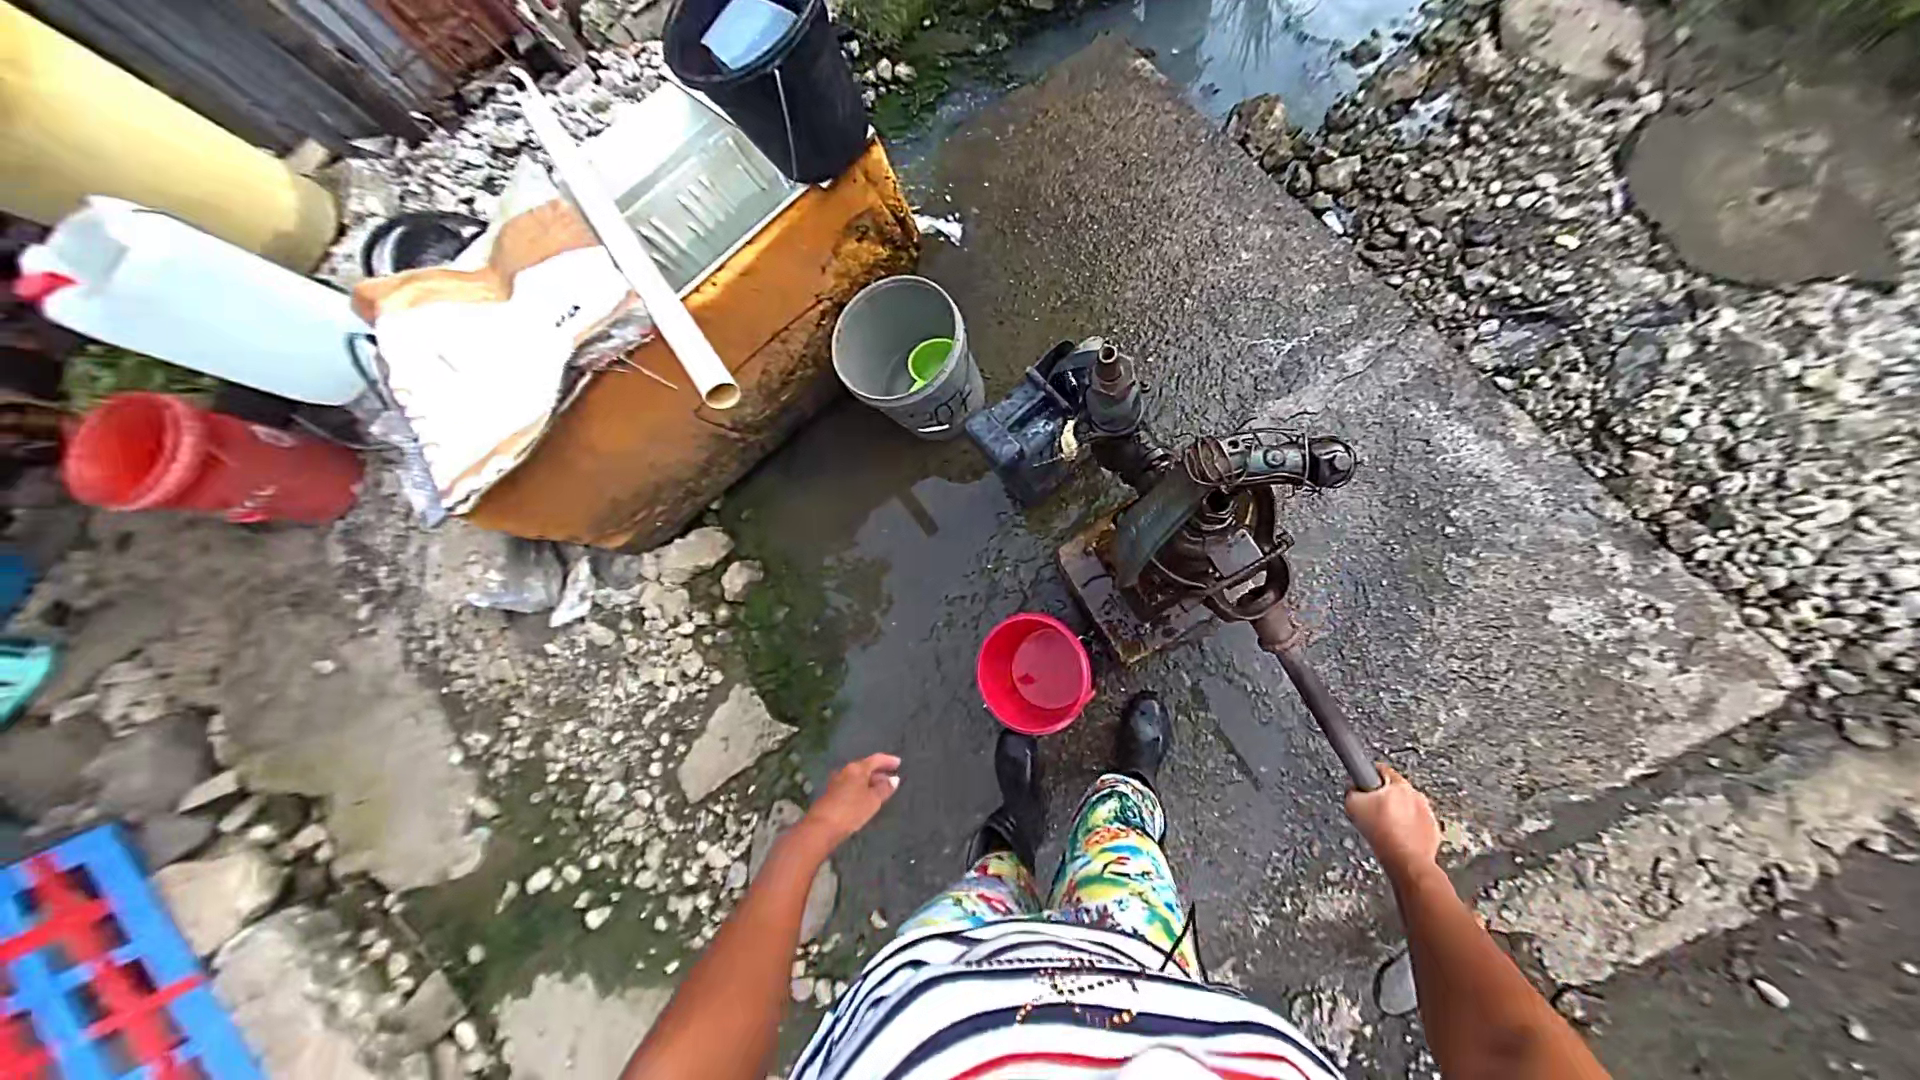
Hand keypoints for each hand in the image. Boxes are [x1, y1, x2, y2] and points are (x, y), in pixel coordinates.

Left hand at [801, 753, 901, 846]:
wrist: (821, 827)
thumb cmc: (851, 810)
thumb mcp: (873, 800)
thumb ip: (884, 789)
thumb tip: (894, 779)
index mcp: (857, 768)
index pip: (876, 759)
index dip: (888, 760)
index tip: (899, 763)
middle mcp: (846, 771)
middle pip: (865, 767)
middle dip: (879, 772)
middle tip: (891, 778)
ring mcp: (837, 781)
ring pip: (857, 777)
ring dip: (869, 781)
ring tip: (881, 789)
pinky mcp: (831, 793)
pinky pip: (851, 785)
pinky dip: (861, 787)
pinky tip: (865, 797)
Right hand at [1345, 765, 1440, 880]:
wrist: (1405, 860)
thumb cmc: (1382, 833)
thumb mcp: (1352, 804)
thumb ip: (1352, 789)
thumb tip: (1354, 788)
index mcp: (1399, 784)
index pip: (1381, 770)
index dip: (1369, 777)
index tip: (1365, 786)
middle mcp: (1417, 795)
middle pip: (1395, 789)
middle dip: (1384, 796)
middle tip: (1373, 809)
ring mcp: (1428, 813)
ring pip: (1407, 806)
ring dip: (1397, 812)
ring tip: (1385, 826)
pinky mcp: (1434, 830)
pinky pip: (1417, 822)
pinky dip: (1408, 826)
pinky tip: (1396, 835)